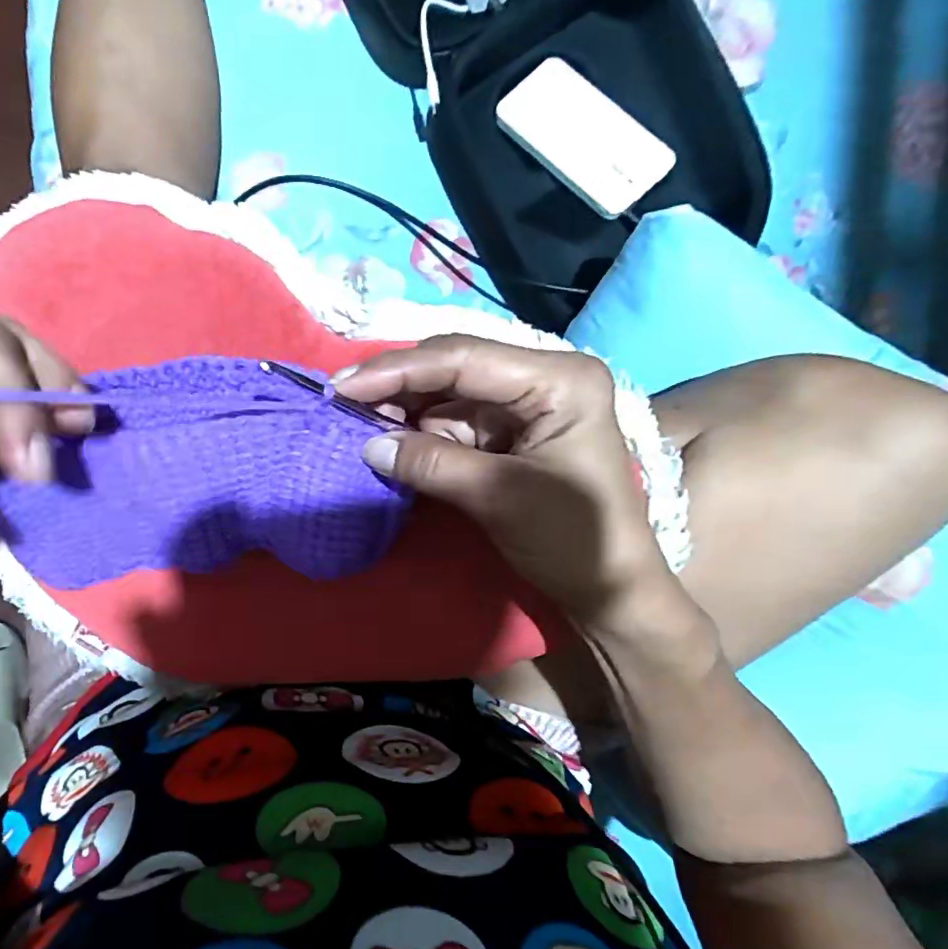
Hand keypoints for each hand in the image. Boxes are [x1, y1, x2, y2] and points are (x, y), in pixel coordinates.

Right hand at [333, 335, 685, 630]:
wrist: (607, 589)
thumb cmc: (572, 538)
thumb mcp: (500, 498)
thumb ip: (432, 464)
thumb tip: (368, 445)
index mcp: (558, 380)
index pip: (464, 359)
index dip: (398, 370)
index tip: (343, 385)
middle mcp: (541, 379)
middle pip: (453, 367)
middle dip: (396, 383)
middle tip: (339, 397)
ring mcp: (522, 406)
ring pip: (445, 394)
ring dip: (400, 406)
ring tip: (353, 418)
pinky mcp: (505, 434)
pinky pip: (449, 422)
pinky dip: (415, 431)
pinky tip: (384, 437)